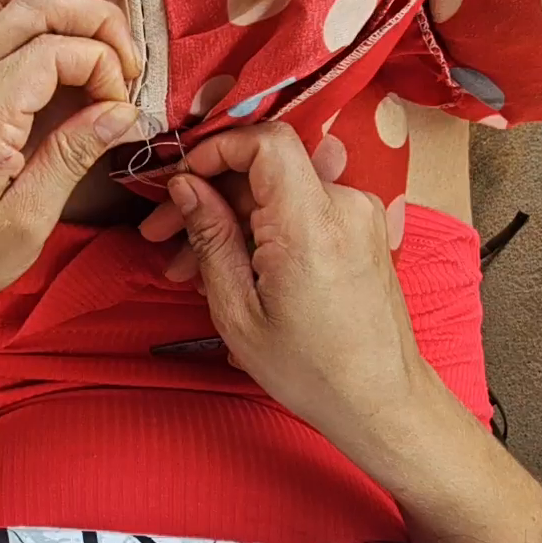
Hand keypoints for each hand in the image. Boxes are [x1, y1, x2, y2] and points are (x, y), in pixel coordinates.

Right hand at [139, 123, 446, 452]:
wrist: (379, 400)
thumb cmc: (310, 368)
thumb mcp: (238, 309)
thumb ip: (210, 236)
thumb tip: (184, 186)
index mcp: (311, 224)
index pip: (265, 142)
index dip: (214, 150)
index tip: (179, 182)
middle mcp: (343, 205)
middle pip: (261, 169)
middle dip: (205, 194)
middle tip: (161, 232)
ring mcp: (356, 215)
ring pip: (273, 192)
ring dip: (225, 218)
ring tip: (186, 266)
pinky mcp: (358, 229)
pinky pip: (295, 210)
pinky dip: (256, 228)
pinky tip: (226, 266)